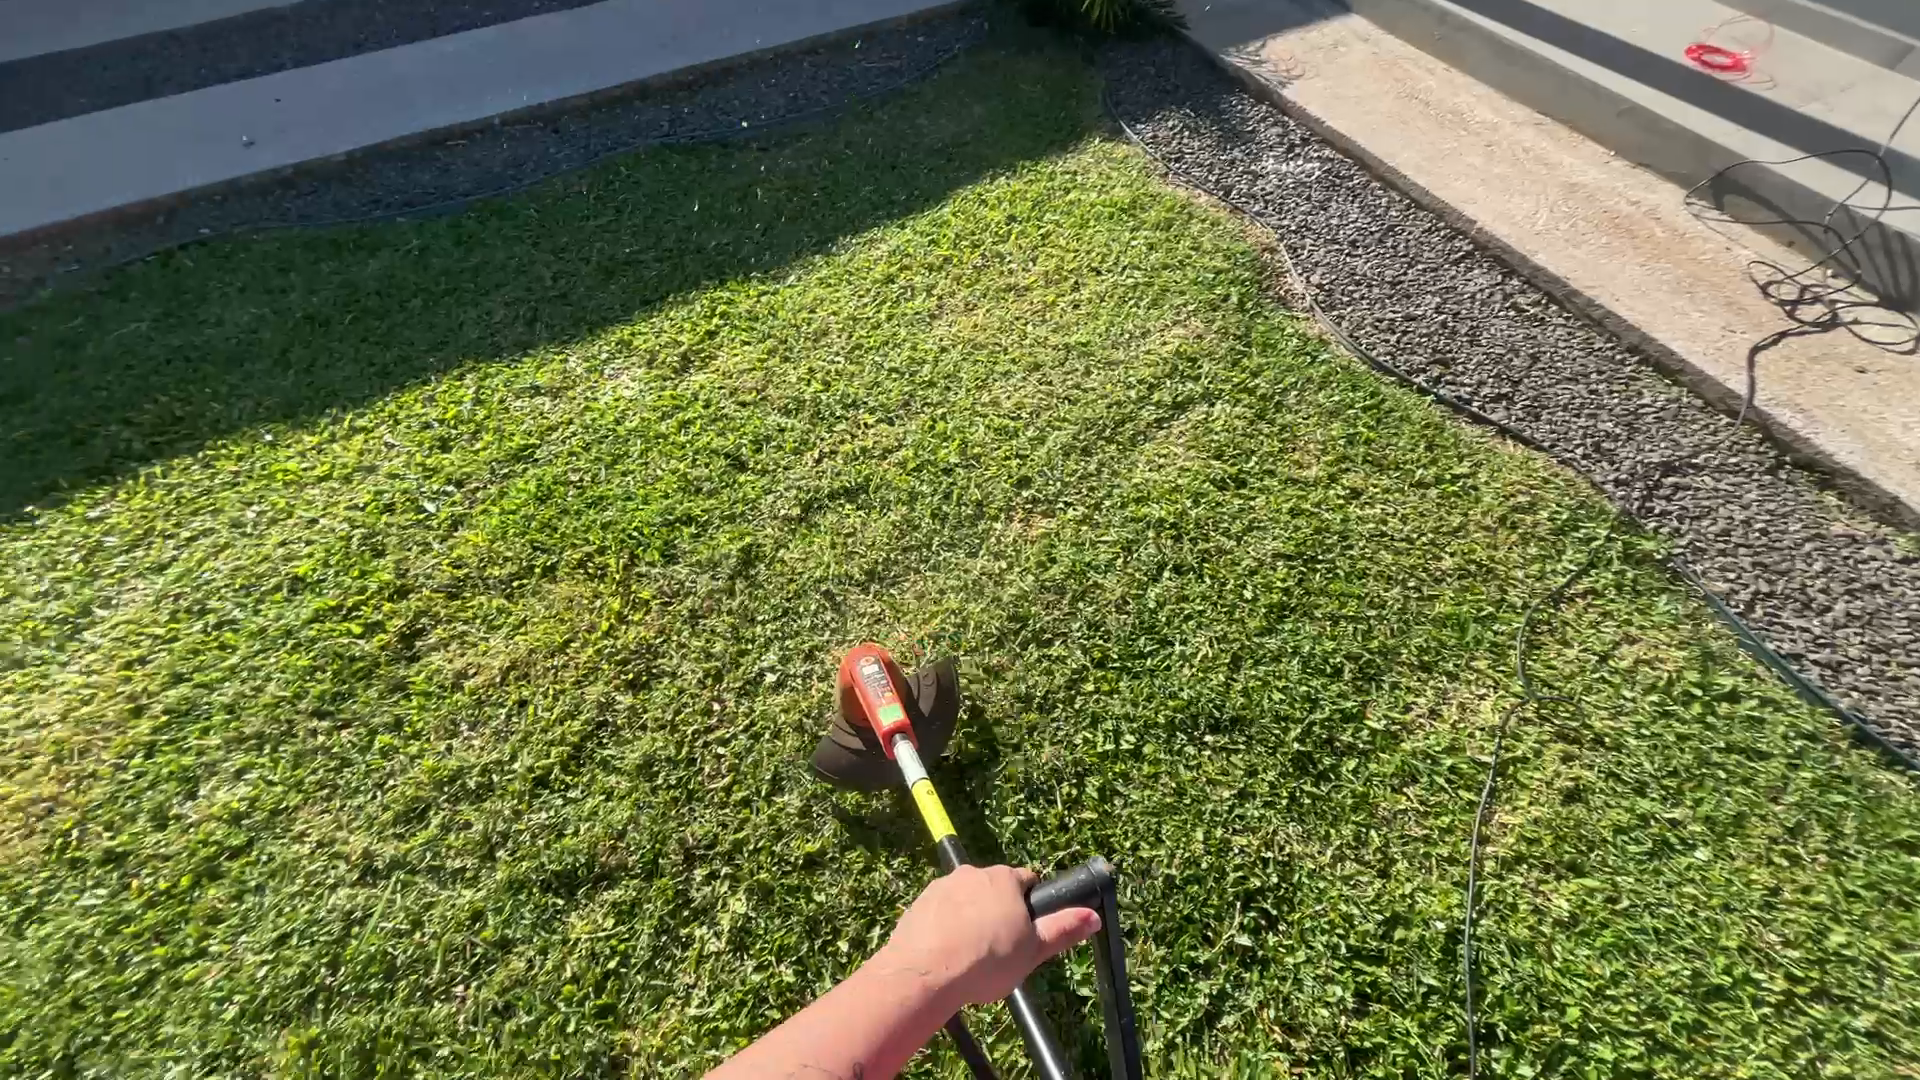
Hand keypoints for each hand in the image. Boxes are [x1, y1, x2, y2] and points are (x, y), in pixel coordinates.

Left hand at [875, 865, 1101, 1006]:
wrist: (926, 972)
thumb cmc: (986, 960)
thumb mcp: (1033, 950)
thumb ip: (1062, 930)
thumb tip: (1093, 916)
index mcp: (1004, 878)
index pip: (1027, 880)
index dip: (1030, 905)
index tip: (1026, 931)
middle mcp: (973, 872)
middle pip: (994, 888)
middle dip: (1000, 911)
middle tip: (1001, 948)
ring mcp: (944, 885)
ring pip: (966, 899)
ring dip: (971, 918)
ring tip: (972, 956)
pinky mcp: (921, 901)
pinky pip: (941, 910)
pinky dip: (947, 926)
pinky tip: (948, 954)